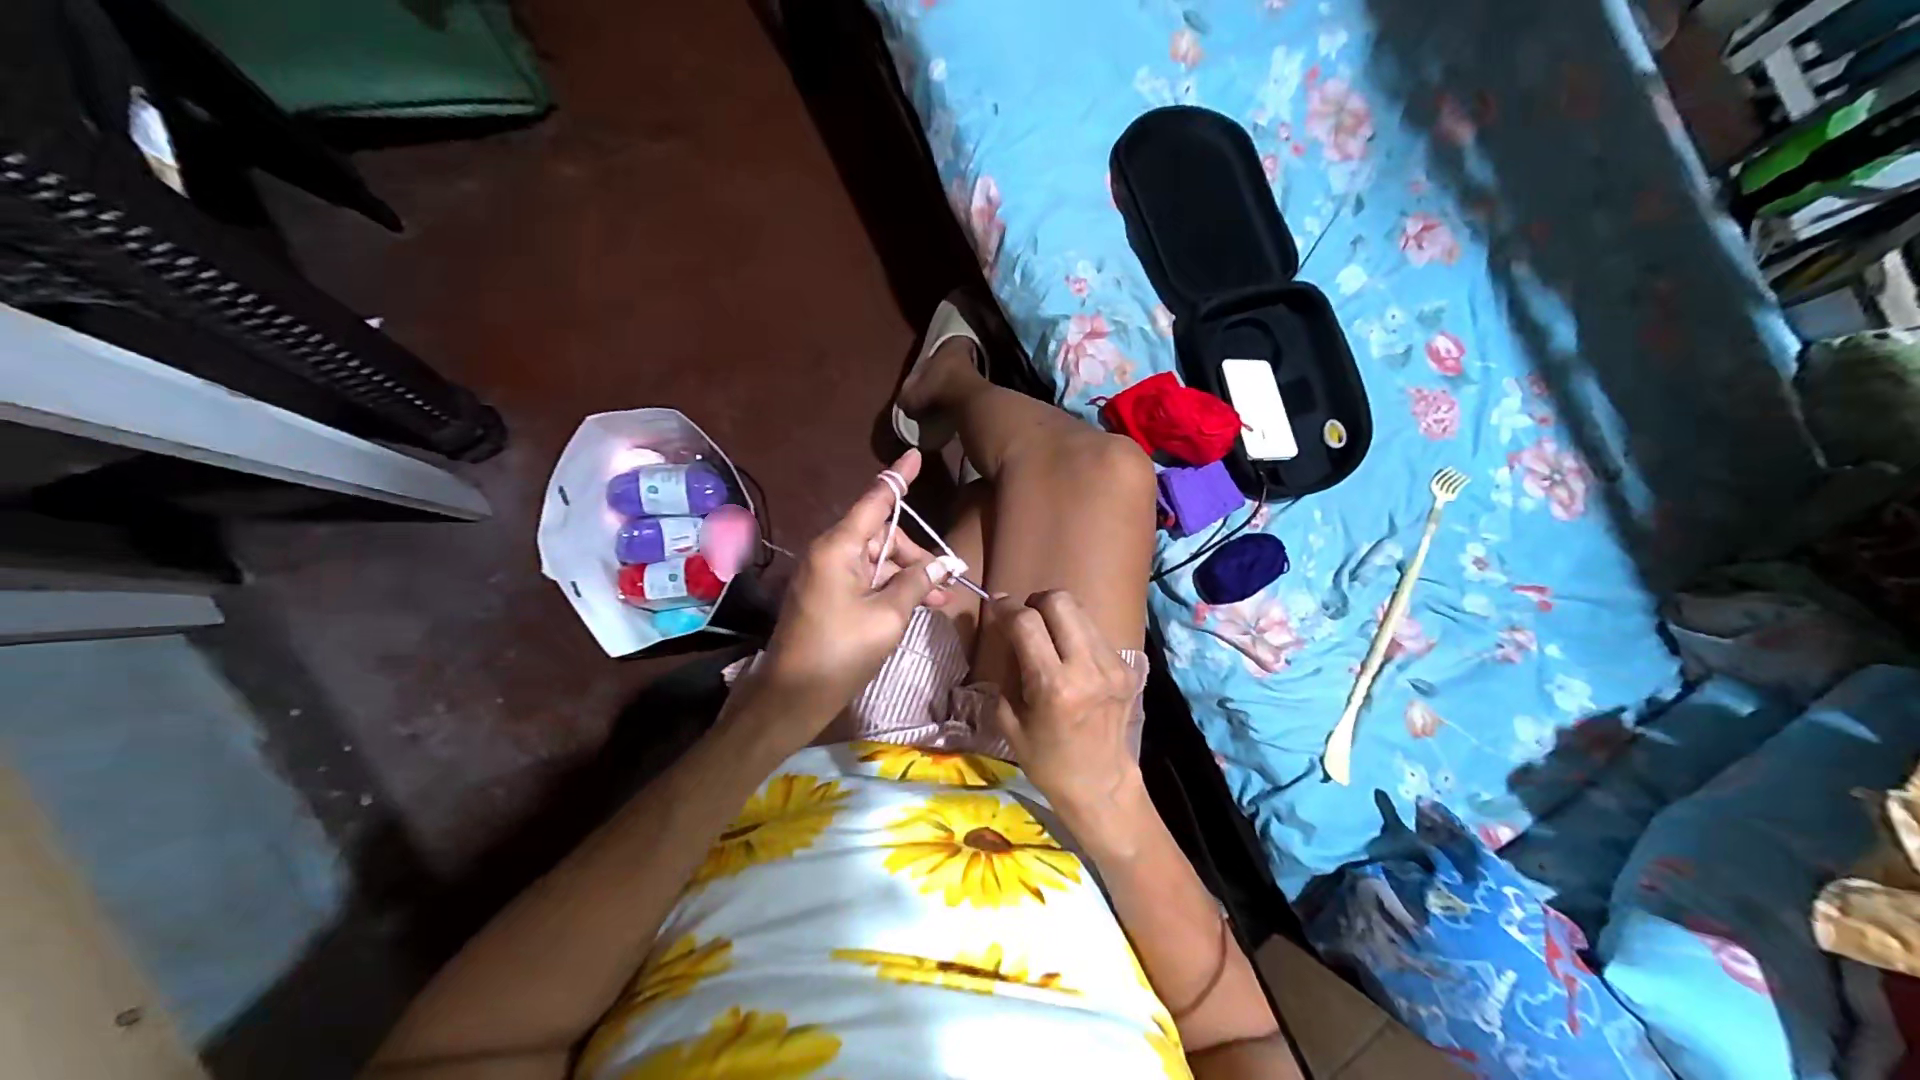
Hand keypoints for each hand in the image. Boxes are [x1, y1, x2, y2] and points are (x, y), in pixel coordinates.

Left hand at [753, 450, 952, 732]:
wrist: (793, 696)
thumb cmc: (841, 652)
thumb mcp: (888, 616)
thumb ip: (916, 582)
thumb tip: (942, 565)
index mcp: (839, 547)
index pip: (875, 500)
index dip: (898, 478)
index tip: (916, 453)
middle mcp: (830, 552)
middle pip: (882, 536)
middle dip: (916, 554)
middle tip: (948, 580)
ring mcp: (827, 574)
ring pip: (877, 560)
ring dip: (908, 576)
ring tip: (942, 599)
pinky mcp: (828, 595)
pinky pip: (866, 579)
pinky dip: (891, 588)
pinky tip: (920, 605)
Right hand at [990, 591, 1144, 818]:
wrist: (1102, 785)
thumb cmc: (1048, 761)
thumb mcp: (1010, 722)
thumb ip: (1005, 674)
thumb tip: (1004, 634)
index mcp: (1054, 686)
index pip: (1027, 622)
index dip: (1007, 608)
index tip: (997, 608)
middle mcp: (1088, 669)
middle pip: (1060, 601)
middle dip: (1036, 602)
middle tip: (1026, 620)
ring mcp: (1113, 666)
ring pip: (1081, 611)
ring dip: (1058, 616)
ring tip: (1048, 636)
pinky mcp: (1128, 669)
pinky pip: (1096, 633)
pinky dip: (1077, 635)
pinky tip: (1070, 657)